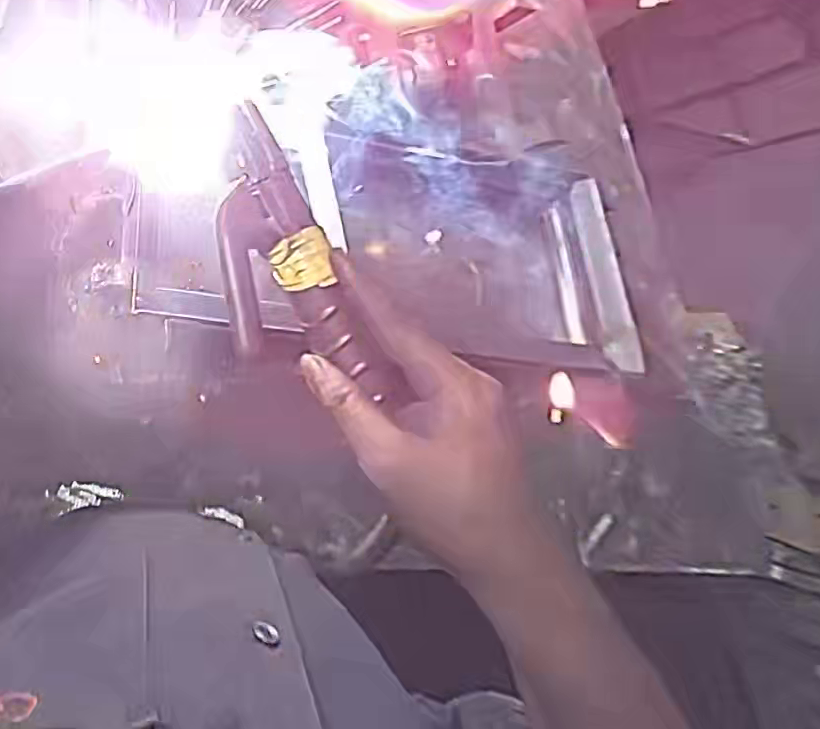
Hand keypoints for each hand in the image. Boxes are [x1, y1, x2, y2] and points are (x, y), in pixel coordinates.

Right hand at [295, 251, 565, 585]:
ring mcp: (465, 394)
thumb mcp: (386, 458)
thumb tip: (310, 362)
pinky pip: (410, 373)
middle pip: (401, 332)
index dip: (361, 290)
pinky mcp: (460, 410)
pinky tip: (353, 356)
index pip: (397, 325)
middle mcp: (464, 379)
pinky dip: (378, 360)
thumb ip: (346, 405)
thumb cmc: (449, 509)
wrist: (509, 560)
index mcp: (454, 383)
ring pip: (405, 353)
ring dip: (365, 333)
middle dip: (358, 305)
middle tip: (321, 278)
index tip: (334, 258)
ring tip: (327, 308)